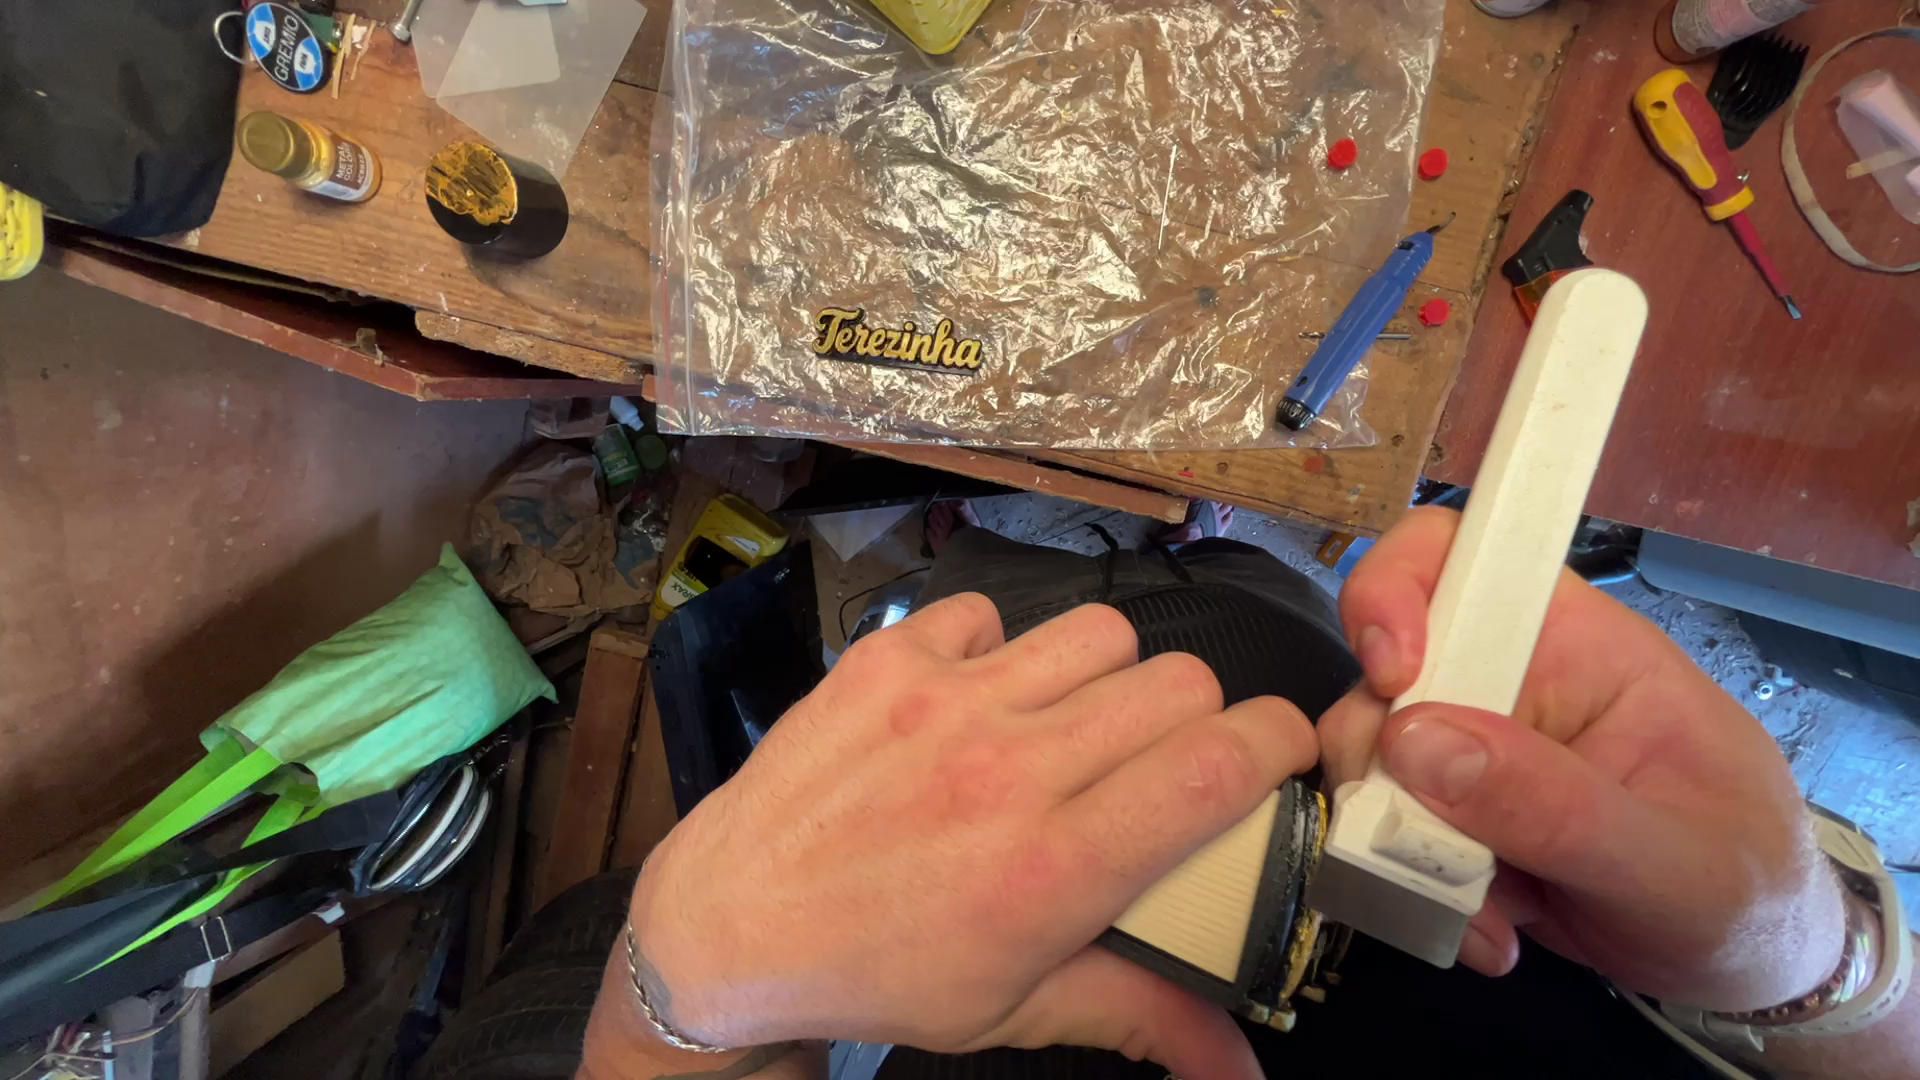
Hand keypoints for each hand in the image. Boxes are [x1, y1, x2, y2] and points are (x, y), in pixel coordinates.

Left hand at [629, 596, 1316, 1078]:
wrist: (734, 918)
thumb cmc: (879, 970)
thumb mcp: (1014, 1007)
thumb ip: (1141, 1015)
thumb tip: (1243, 1071)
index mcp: (1055, 864)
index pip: (1215, 767)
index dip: (1276, 740)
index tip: (1279, 745)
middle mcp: (1009, 765)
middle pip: (1173, 682)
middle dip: (1192, 711)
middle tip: (1158, 748)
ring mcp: (946, 696)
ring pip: (1095, 633)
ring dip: (1102, 672)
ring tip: (1068, 713)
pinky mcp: (891, 656)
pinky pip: (987, 615)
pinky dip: (995, 647)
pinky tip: (970, 692)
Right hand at [1319, 506, 1844, 1012]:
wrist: (1733, 965)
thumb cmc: (1740, 889)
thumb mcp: (1678, 862)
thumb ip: (1556, 803)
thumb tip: (1413, 745)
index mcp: (1563, 639)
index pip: (1452, 553)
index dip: (1395, 586)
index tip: (1391, 674)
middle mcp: (1486, 671)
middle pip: (1376, 666)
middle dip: (1380, 754)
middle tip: (1423, 838)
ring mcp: (1445, 734)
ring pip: (1358, 745)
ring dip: (1392, 835)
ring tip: (1482, 911)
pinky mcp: (1420, 792)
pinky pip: (1365, 812)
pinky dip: (1399, 875)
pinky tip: (1475, 922)